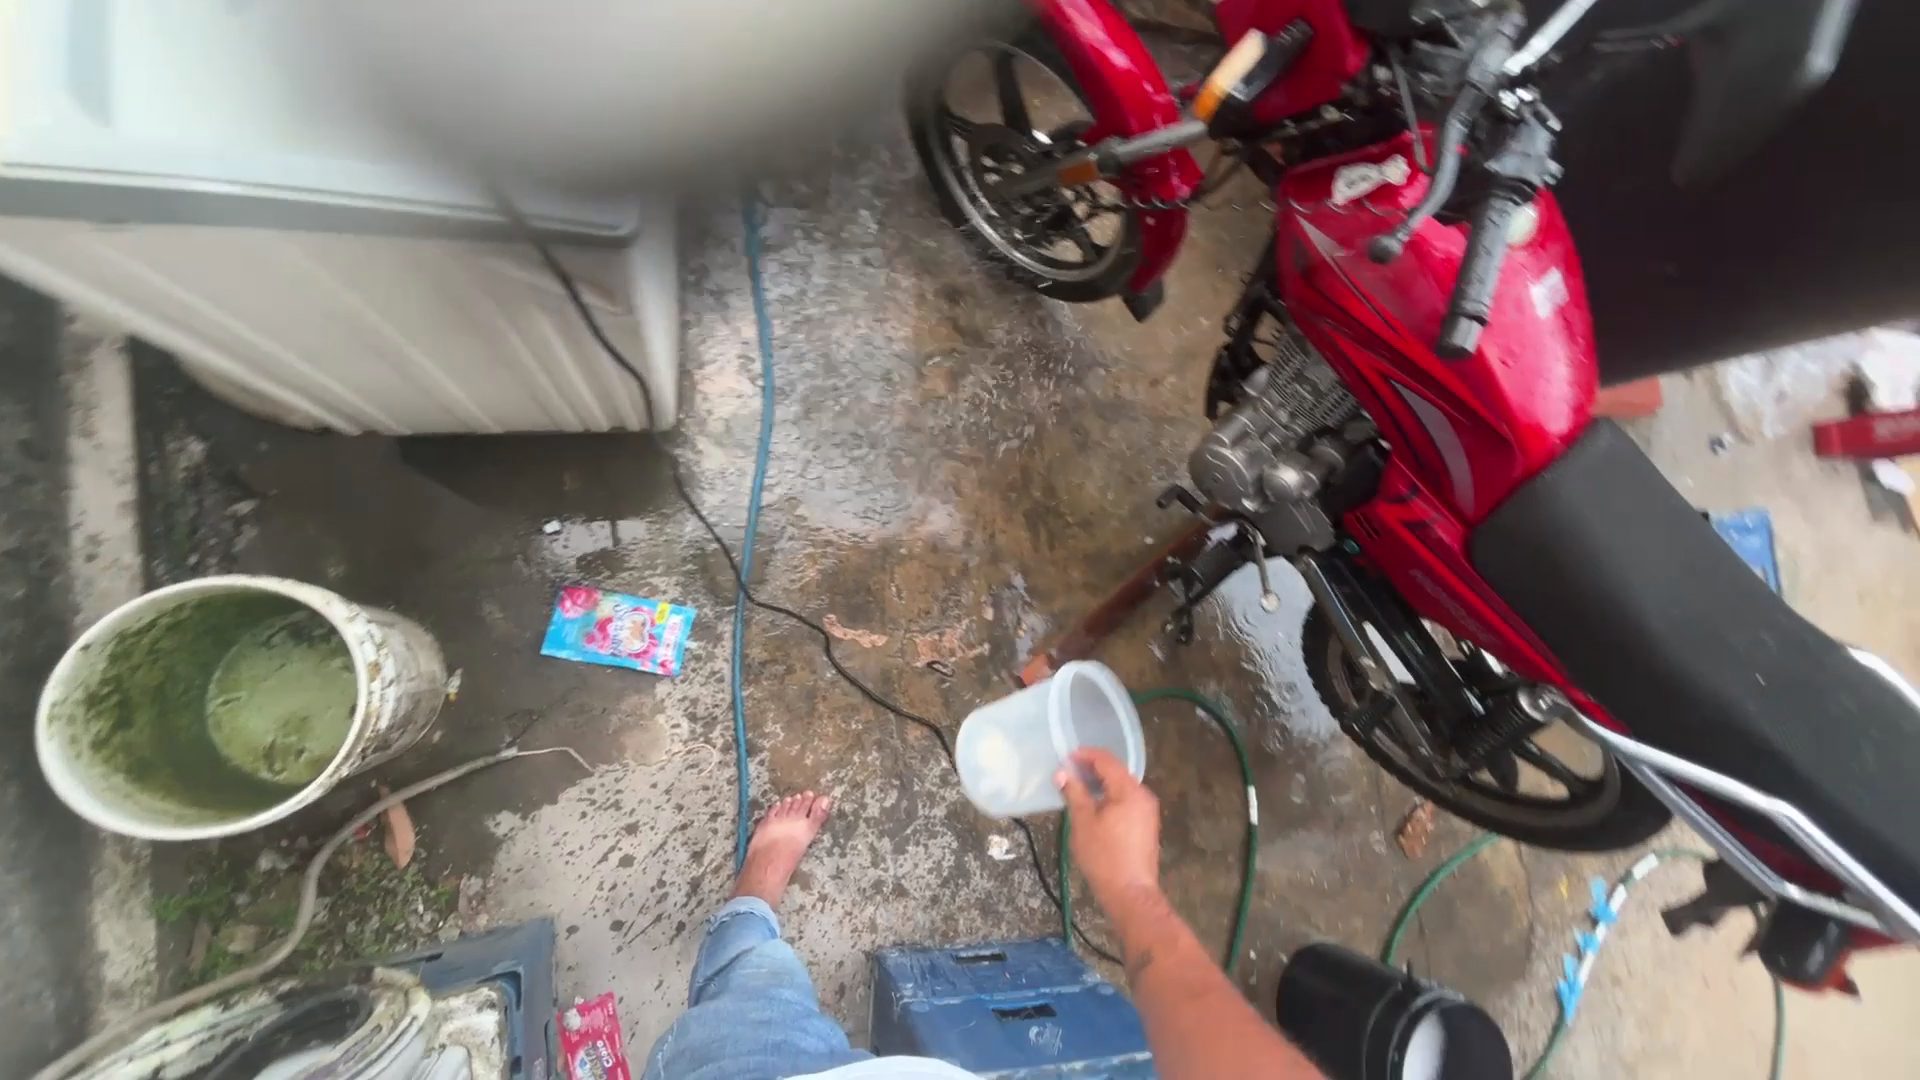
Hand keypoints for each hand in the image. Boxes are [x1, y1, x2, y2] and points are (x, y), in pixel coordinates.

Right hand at [1056, 748, 1161, 915]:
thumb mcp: (1083, 822)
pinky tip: (1093, 804)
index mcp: (1130, 791)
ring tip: (1077, 786)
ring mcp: (1147, 811)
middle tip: (1068, 771)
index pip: (1107, 761)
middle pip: (1116, 771)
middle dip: (1092, 768)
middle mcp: (1143, 796)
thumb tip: (1062, 772)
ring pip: (1121, 786)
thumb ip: (1074, 792)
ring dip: (1100, 783)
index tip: (1066, 757)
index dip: (1086, 755)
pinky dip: (1109, 796)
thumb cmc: (1104, 857)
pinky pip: (1125, 799)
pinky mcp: (1145, 824)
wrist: (1131, 894)